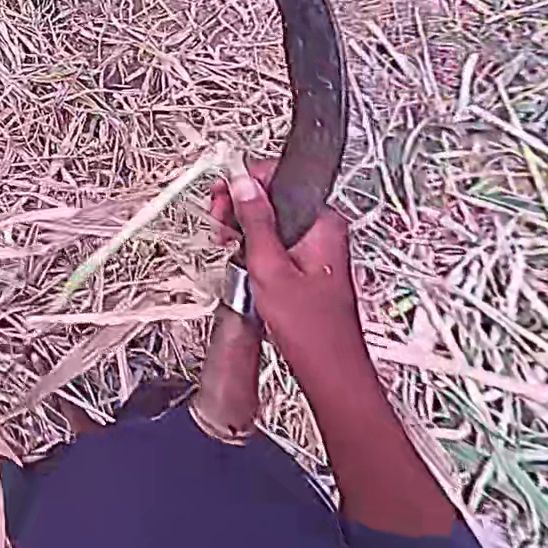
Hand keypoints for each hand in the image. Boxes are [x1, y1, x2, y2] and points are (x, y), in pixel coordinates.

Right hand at [209, 162, 364, 373]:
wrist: (326, 368)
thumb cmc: (309, 326)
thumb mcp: (269, 266)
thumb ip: (254, 221)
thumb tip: (243, 184)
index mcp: (322, 224)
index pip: (280, 178)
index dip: (245, 184)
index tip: (223, 195)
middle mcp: (322, 231)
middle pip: (272, 196)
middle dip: (239, 205)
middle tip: (220, 221)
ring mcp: (313, 246)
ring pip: (269, 218)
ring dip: (241, 226)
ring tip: (227, 241)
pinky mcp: (304, 261)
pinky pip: (272, 237)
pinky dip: (250, 242)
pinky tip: (239, 255)